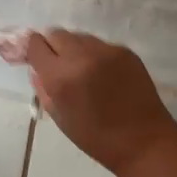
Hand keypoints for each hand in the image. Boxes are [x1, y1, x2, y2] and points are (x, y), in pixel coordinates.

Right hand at [16, 29, 176, 174]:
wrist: (144, 142)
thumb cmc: (95, 137)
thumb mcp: (58, 116)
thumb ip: (42, 87)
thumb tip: (37, 69)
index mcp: (60, 76)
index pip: (35, 44)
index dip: (32, 50)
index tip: (35, 59)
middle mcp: (81, 56)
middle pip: (56, 34)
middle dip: (53, 46)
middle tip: (59, 66)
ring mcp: (106, 51)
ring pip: (79, 37)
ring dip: (74, 49)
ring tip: (84, 71)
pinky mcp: (125, 51)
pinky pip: (100, 45)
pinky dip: (96, 55)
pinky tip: (104, 75)